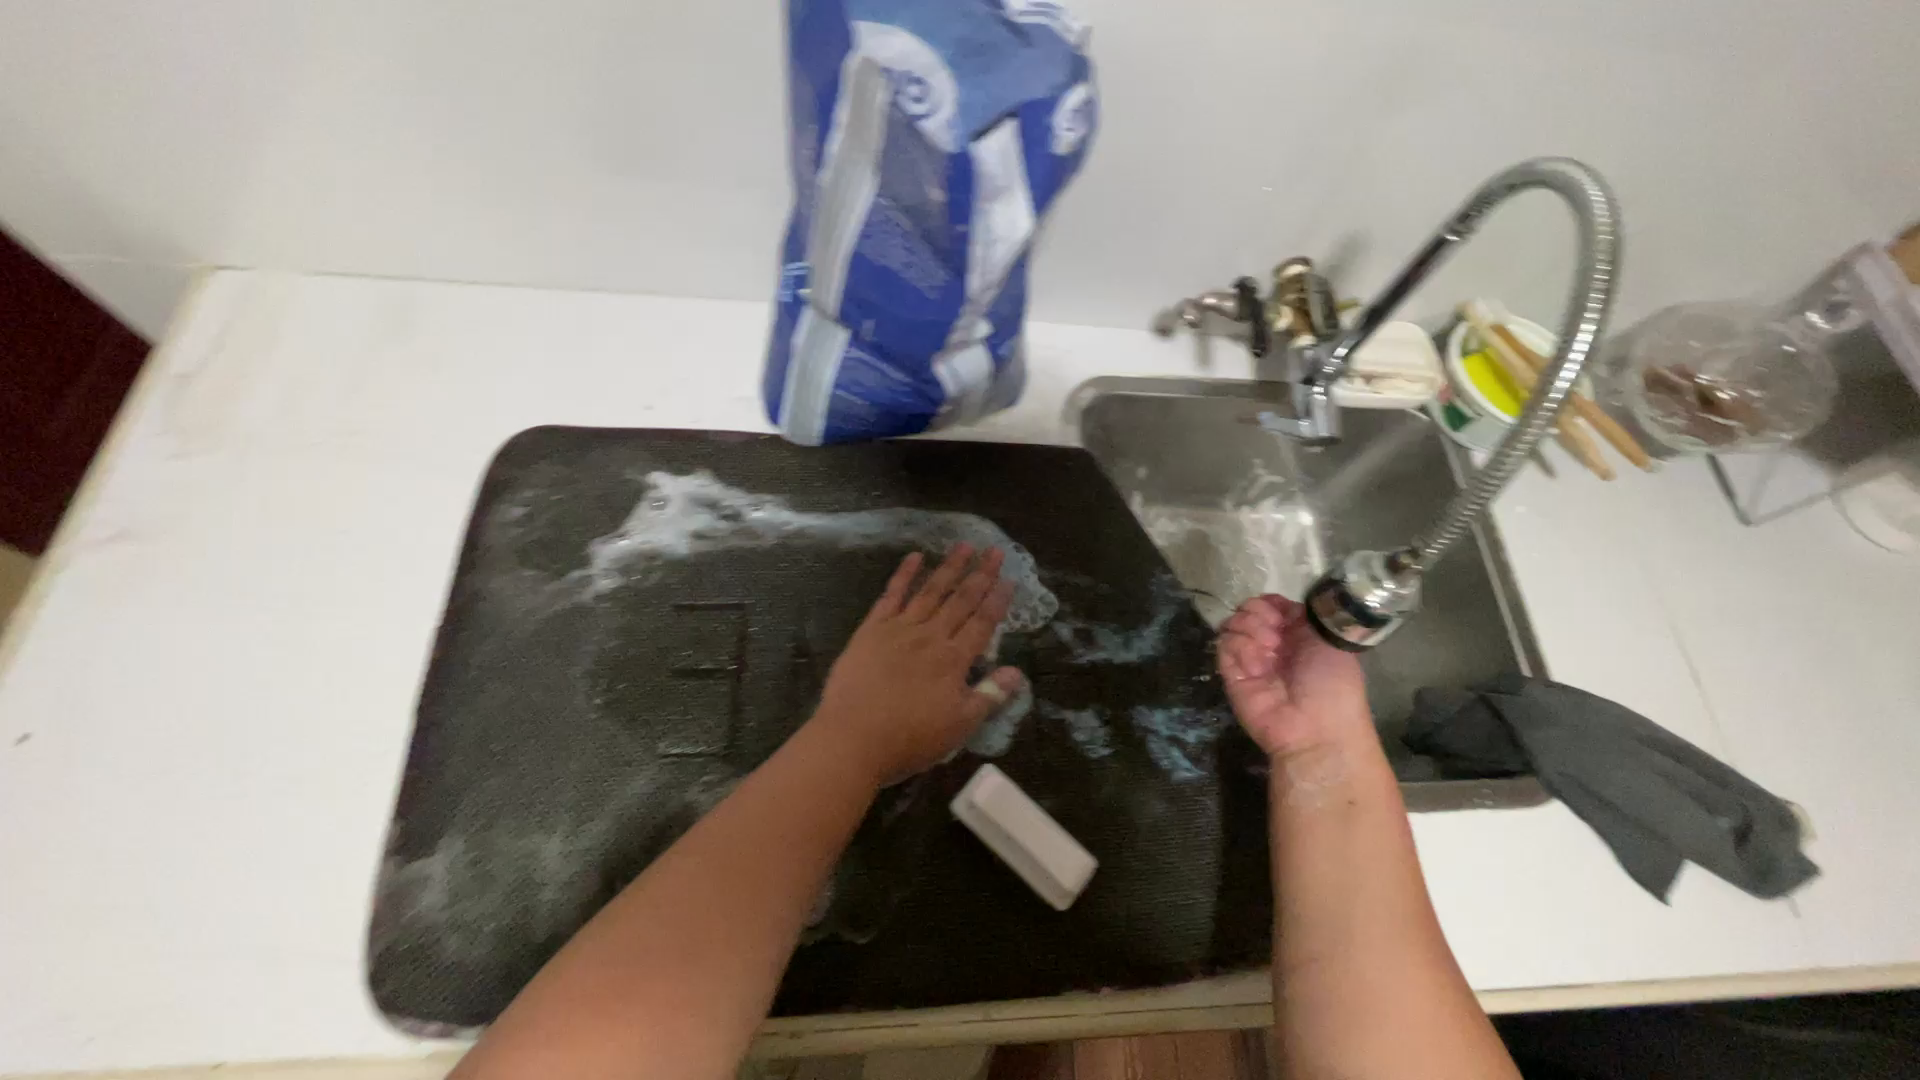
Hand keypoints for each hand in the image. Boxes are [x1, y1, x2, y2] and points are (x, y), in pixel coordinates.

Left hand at [807, 545, 1026, 786]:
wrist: (853, 738)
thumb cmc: (910, 739)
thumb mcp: (959, 726)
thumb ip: (989, 696)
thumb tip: (1017, 672)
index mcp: (954, 660)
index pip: (983, 623)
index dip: (998, 601)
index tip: (1009, 579)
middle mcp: (931, 637)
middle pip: (961, 600)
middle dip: (980, 575)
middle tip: (994, 550)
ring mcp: (899, 629)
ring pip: (930, 591)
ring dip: (949, 567)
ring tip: (964, 545)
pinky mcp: (871, 630)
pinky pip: (891, 595)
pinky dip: (904, 574)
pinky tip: (914, 556)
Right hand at [1217, 594, 1372, 759]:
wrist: (1315, 726)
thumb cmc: (1332, 683)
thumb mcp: (1331, 641)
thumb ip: (1304, 616)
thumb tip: (1278, 605)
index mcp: (1296, 634)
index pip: (1270, 605)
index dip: (1270, 602)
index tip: (1279, 611)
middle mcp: (1270, 644)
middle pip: (1248, 610)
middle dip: (1258, 612)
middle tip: (1275, 631)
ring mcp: (1249, 658)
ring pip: (1233, 624)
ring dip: (1249, 628)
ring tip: (1267, 646)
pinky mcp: (1230, 673)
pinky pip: (1225, 645)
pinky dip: (1240, 647)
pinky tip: (1256, 663)